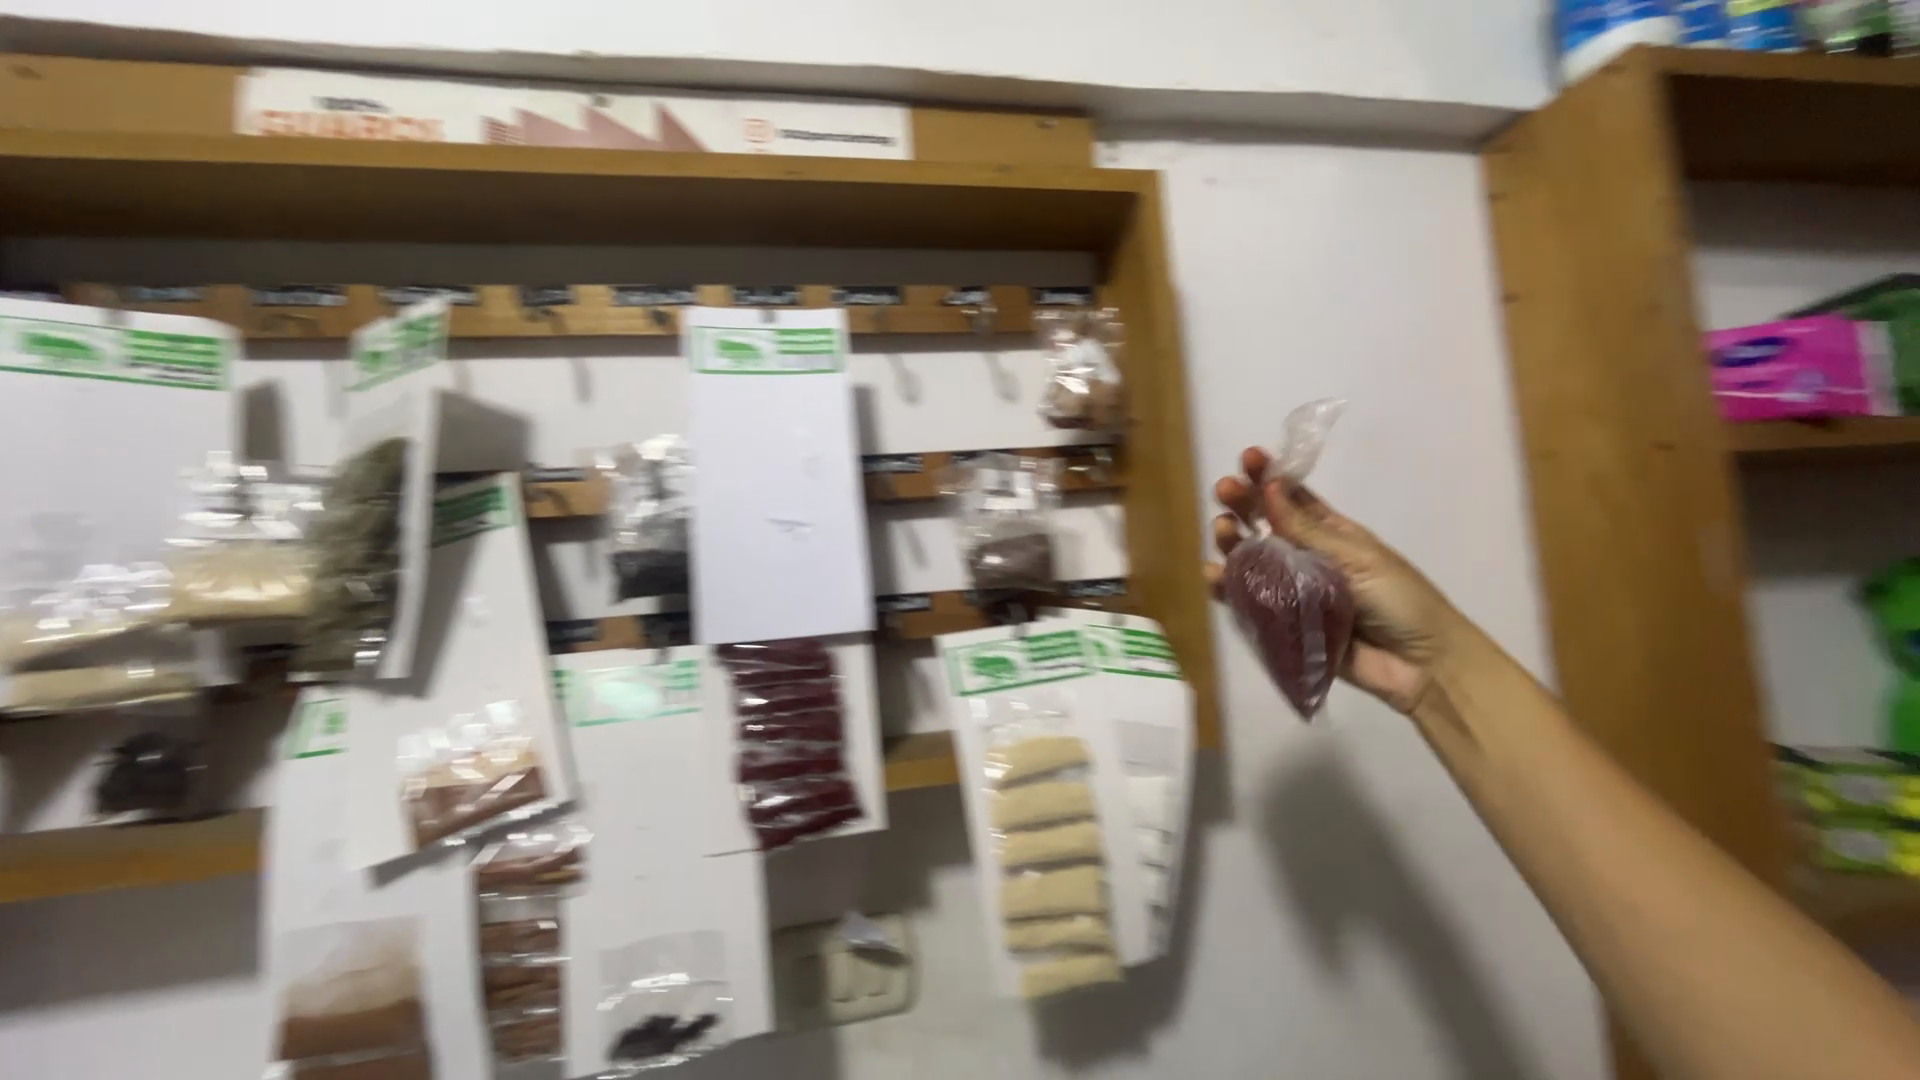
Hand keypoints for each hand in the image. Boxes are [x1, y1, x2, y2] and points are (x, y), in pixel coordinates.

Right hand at [1205, 447, 1470, 714]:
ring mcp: (1289, 589)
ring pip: (1248, 558)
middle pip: (1262, 524)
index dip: (1268, 477)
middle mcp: (1304, 556)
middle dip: (1241, 503)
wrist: (1420, 665)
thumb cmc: (1400, 600)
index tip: (1249, 458)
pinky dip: (1224, 586)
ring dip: (1230, 540)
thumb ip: (1308, 531)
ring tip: (1222, 529)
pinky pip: (1245, 600)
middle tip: (1224, 489)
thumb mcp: (1358, 558)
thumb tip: (1269, 488)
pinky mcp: (1278, 622)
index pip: (1292, 498)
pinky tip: (1212, 573)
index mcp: (1330, 533)